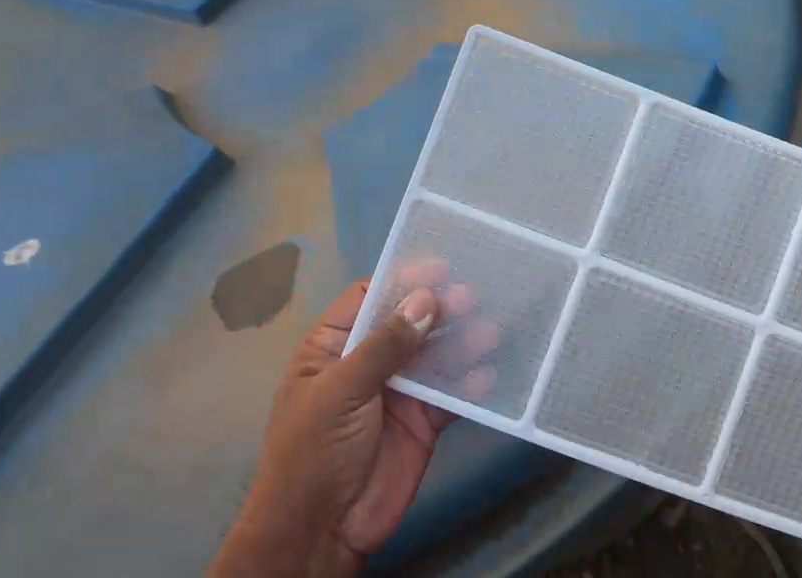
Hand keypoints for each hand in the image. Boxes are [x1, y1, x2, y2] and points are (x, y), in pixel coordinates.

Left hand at [210, 268, 486, 576]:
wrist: (319, 532)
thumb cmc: (312, 451)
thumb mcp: (340, 391)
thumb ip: (385, 345)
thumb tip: (425, 299)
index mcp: (333, 348)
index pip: (369, 300)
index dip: (401, 281)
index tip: (440, 268)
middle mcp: (367, 363)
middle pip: (408, 323)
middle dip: (439, 309)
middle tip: (471, 298)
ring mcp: (397, 392)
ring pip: (434, 356)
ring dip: (461, 342)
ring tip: (488, 332)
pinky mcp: (422, 421)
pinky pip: (450, 395)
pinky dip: (470, 383)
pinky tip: (487, 374)